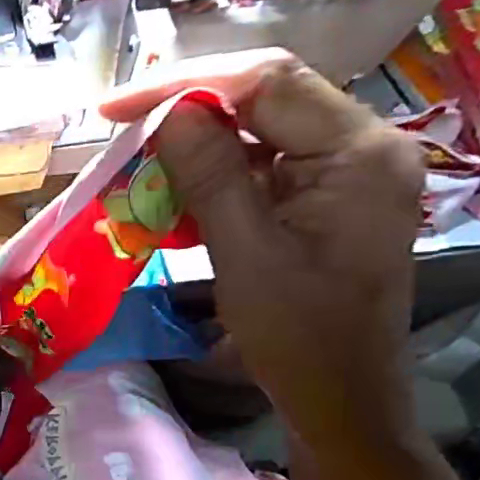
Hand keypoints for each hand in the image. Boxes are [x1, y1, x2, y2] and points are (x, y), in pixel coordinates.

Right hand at [100, 49, 425, 444]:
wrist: (341, 397)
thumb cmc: (298, 335)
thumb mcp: (244, 253)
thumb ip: (211, 175)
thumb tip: (168, 113)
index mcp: (358, 153)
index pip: (266, 82)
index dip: (185, 85)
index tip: (116, 107)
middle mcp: (363, 146)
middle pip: (265, 97)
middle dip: (187, 109)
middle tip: (122, 127)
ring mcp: (346, 171)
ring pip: (259, 129)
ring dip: (196, 144)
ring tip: (140, 162)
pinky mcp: (325, 196)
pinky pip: (262, 165)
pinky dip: (214, 175)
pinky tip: (175, 194)